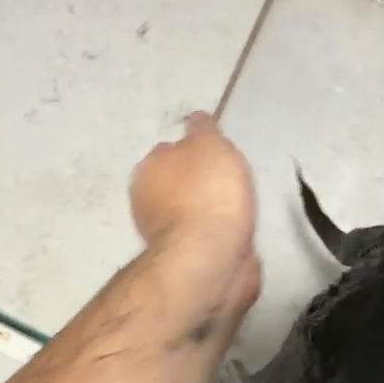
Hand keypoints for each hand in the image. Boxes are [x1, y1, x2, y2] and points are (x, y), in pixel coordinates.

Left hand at [130, 112, 260, 314]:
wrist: (210, 259)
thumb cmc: (209, 194)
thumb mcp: (209, 144)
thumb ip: (203, 130)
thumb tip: (195, 120)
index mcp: (148, 170)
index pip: (169, 151)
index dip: (194, 153)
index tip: (217, 158)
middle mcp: (147, 203)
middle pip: (176, 186)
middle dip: (197, 186)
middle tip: (228, 186)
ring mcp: (164, 237)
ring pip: (189, 215)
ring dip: (207, 214)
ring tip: (236, 213)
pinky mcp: (183, 262)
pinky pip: (202, 241)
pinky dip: (214, 237)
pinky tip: (234, 237)